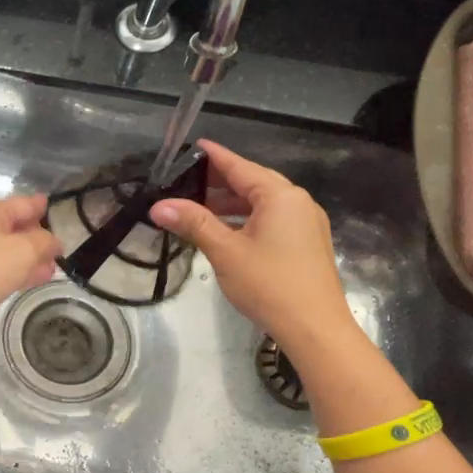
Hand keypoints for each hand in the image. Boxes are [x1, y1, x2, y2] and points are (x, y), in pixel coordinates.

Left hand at [0, 194, 61, 342]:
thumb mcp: (25, 249)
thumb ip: (45, 241)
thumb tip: (53, 242)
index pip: (25, 203)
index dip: (44, 207)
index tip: (63, 211)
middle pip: (18, 227)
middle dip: (40, 236)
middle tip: (64, 247)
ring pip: (13, 250)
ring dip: (34, 257)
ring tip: (56, 265)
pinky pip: (5, 269)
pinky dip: (22, 271)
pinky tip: (39, 278)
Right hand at [149, 140, 353, 349]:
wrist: (314, 327)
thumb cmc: (269, 283)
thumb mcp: (225, 251)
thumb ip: (193, 223)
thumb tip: (158, 205)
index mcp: (280, 196)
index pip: (241, 167)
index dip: (215, 156)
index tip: (195, 145)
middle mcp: (297, 202)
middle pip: (253, 182)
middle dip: (219, 181)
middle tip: (185, 180)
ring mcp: (305, 224)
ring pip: (262, 203)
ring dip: (230, 203)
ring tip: (197, 207)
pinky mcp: (305, 243)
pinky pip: (271, 219)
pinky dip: (245, 218)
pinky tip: (224, 230)